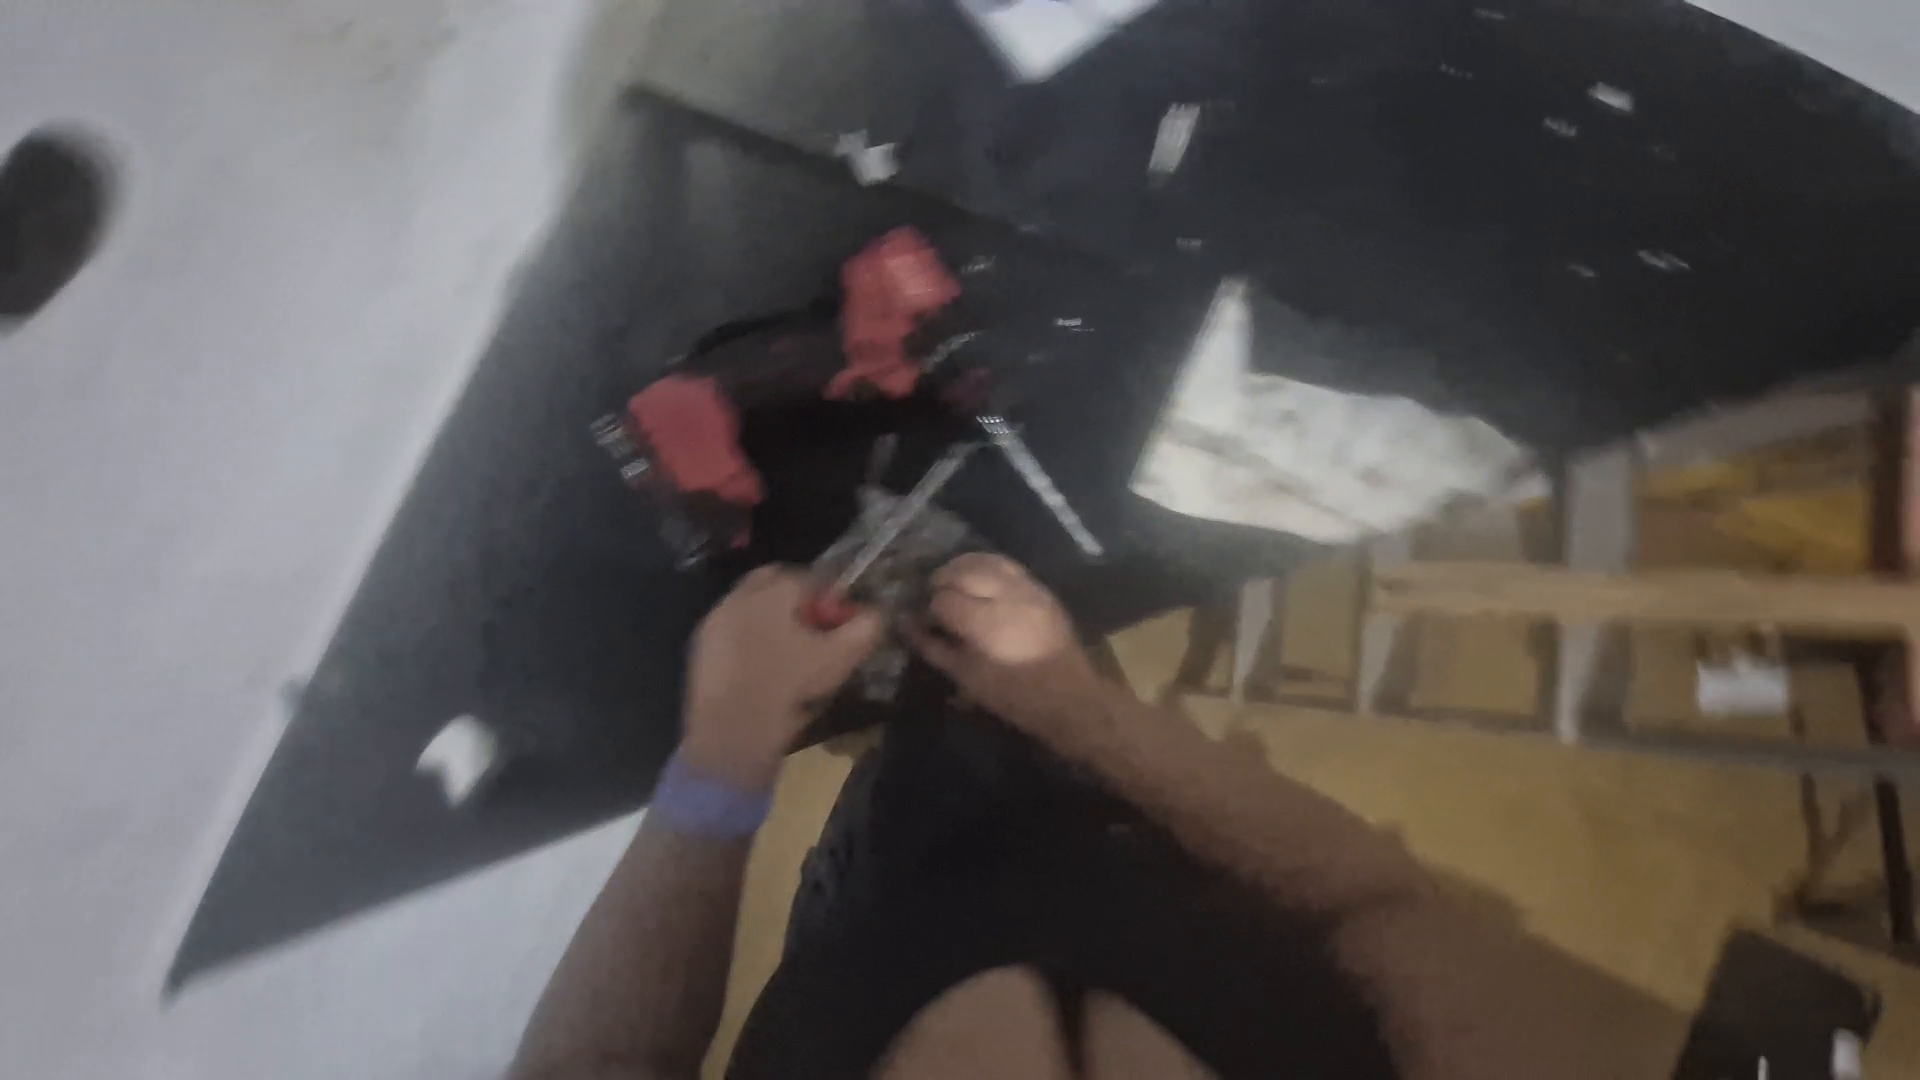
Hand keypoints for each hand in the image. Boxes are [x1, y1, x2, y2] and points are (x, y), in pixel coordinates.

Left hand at [682, 566, 882, 787]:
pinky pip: (732, 633)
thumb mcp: (839, 658)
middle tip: (815, 628)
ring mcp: (714, 623)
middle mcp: (739, 597)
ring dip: (771, 619)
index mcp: (772, 592)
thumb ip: (864, 628)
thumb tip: (877, 613)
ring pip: (750, 607)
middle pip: (773, 583)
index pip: (807, 576)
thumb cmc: (789, 685)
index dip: (829, 594)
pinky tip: (764, 670)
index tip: (840, 616)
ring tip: (791, 652)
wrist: (731, 732)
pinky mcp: (701, 650)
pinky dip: (750, 641)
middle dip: (796, 599)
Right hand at [908, 553, 1098, 726]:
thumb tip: (906, 625)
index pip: (943, 599)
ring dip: (962, 567)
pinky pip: (1008, 564)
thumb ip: (933, 647)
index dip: (928, 608)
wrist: (1068, 696)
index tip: (924, 620)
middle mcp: (1006, 597)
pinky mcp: (1041, 587)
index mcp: (986, 623)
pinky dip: (986, 566)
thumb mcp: (966, 678)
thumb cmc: (1013, 696)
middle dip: (942, 580)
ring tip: (952, 582)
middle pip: (963, 571)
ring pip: (986, 560)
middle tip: (933, 597)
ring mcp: (1027, 588)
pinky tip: (978, 579)